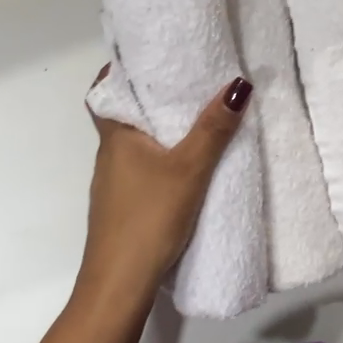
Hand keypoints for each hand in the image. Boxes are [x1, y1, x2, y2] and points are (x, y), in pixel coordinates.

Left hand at [77, 68, 250, 305]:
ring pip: (133, 147)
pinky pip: (140, 173)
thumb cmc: (148, 218)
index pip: (103, 91)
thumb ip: (213, 130)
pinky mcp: (122, 210)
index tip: (148, 58)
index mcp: (114, 136)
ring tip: (194, 121)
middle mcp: (107, 156)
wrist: (120, 283)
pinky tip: (184, 171)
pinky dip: (158, 163)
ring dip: (157, 134)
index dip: (119, 71)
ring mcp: (112, 186)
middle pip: (123, 117)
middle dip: (150, 101)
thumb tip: (239, 84)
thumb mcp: (188, 170)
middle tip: (187, 84)